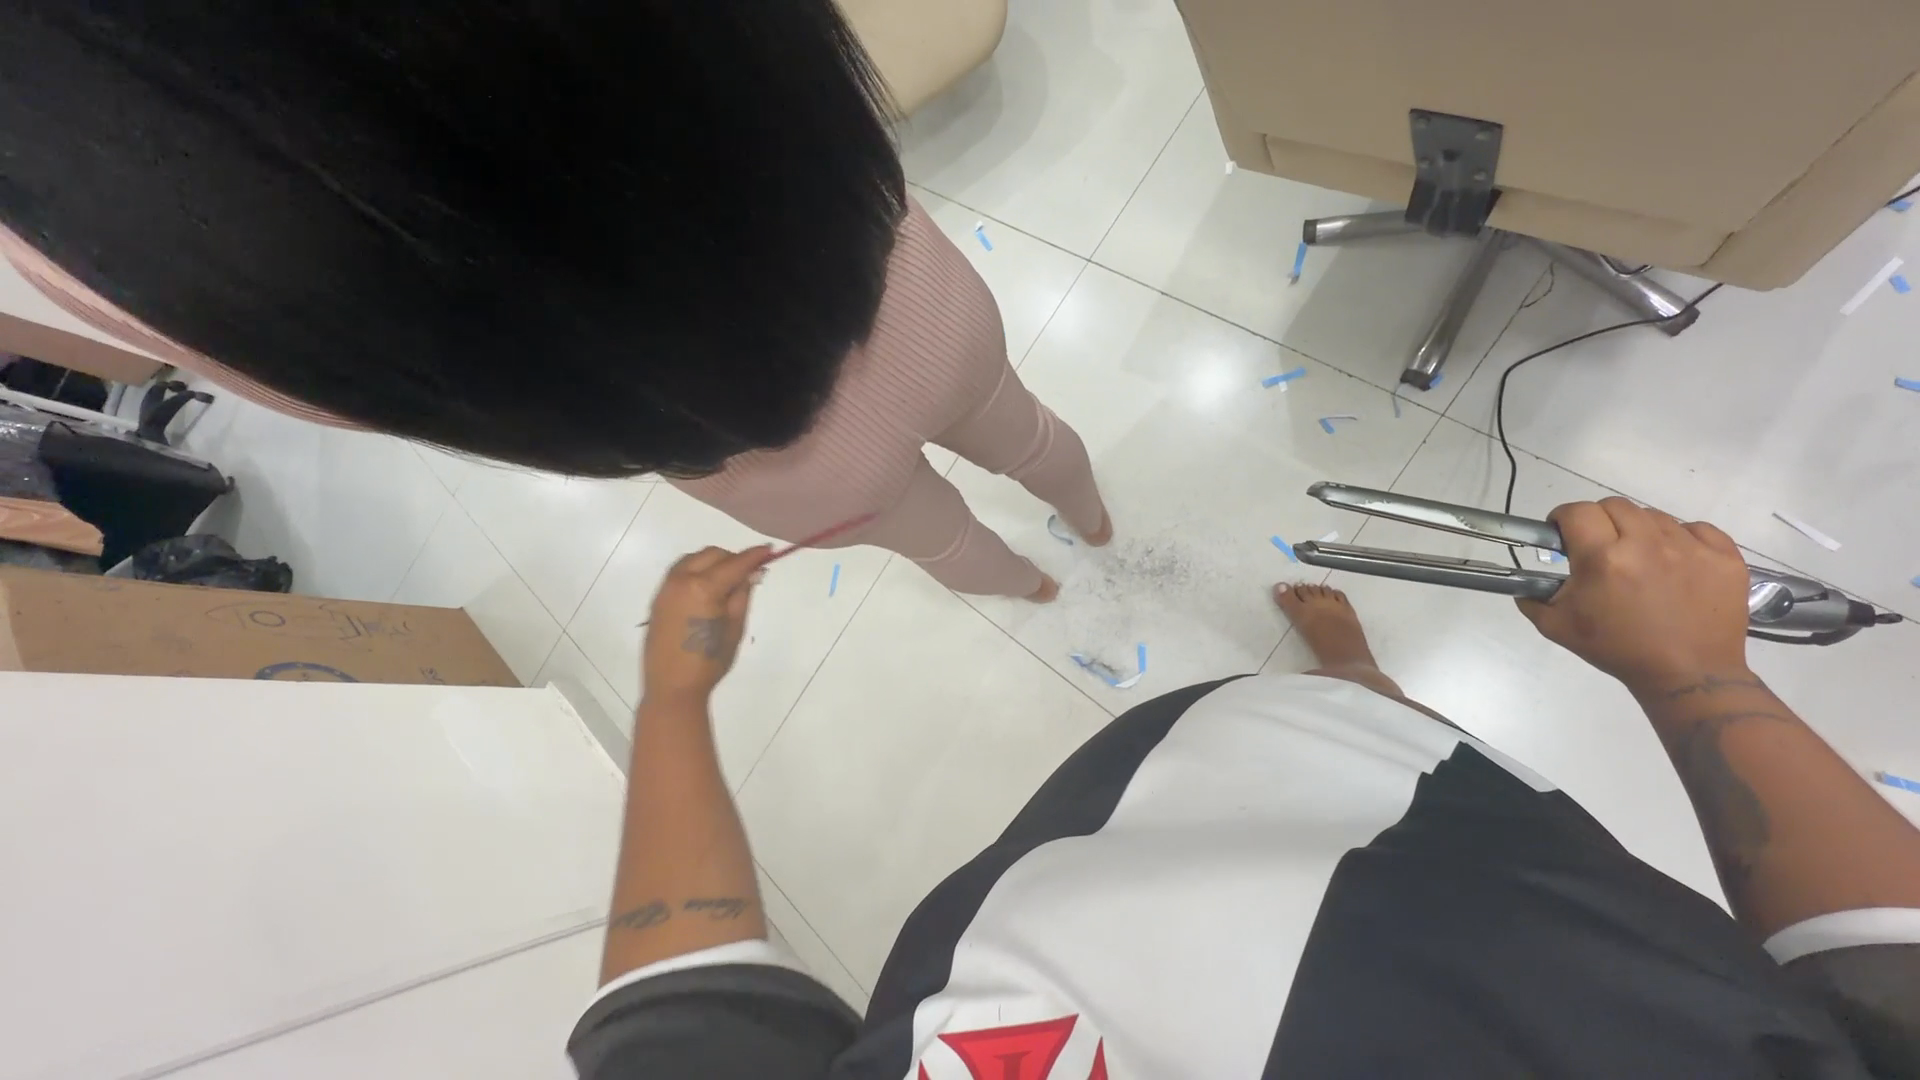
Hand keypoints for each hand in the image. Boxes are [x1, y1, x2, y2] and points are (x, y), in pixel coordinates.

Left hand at [642, 545, 771, 704]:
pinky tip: (706, 588)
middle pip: (713, 554)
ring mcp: (666, 588)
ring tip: (727, 581)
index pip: (735, 563)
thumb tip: (751, 574)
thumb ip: (743, 595)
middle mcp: (681, 580)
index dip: (754, 556)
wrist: (672, 687)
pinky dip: (696, 570)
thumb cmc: (709, 661)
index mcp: (703, 587)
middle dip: (733, 559)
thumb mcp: (735, 628)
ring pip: (694, 559)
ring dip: (713, 562)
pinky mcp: (658, 598)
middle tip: (748, 574)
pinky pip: (680, 571)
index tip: (769, 550)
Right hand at [1517, 497, 1751, 692]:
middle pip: (1614, 505)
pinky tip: (1673, 560)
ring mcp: (1691, 549)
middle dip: (1598, 519)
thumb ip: (1531, 597)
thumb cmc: (1616, 649)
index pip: (1577, 512)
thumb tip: (1524, 581)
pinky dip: (1679, 537)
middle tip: (1597, 544)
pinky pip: (1696, 528)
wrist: (1687, 673)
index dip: (1563, 518)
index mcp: (1603, 560)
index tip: (1562, 533)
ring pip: (1654, 515)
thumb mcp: (1556, 627)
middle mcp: (1646, 546)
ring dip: (1637, 529)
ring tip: (1638, 556)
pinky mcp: (1724, 557)